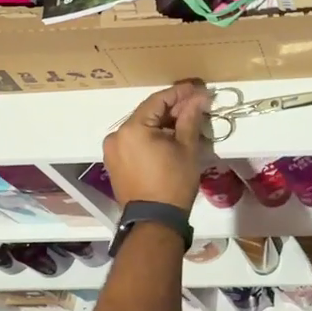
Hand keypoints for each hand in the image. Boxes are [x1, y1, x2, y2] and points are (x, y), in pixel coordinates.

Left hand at [103, 80, 211, 210]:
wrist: (155, 221)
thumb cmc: (173, 182)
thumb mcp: (186, 147)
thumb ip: (190, 117)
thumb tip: (199, 97)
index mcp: (132, 129)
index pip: (158, 100)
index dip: (180, 93)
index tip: (198, 89)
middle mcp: (117, 135)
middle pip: (148, 112)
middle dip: (172, 107)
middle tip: (195, 103)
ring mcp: (113, 150)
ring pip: (142, 126)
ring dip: (163, 122)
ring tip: (186, 120)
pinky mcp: (115, 163)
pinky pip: (135, 141)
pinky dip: (152, 136)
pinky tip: (170, 136)